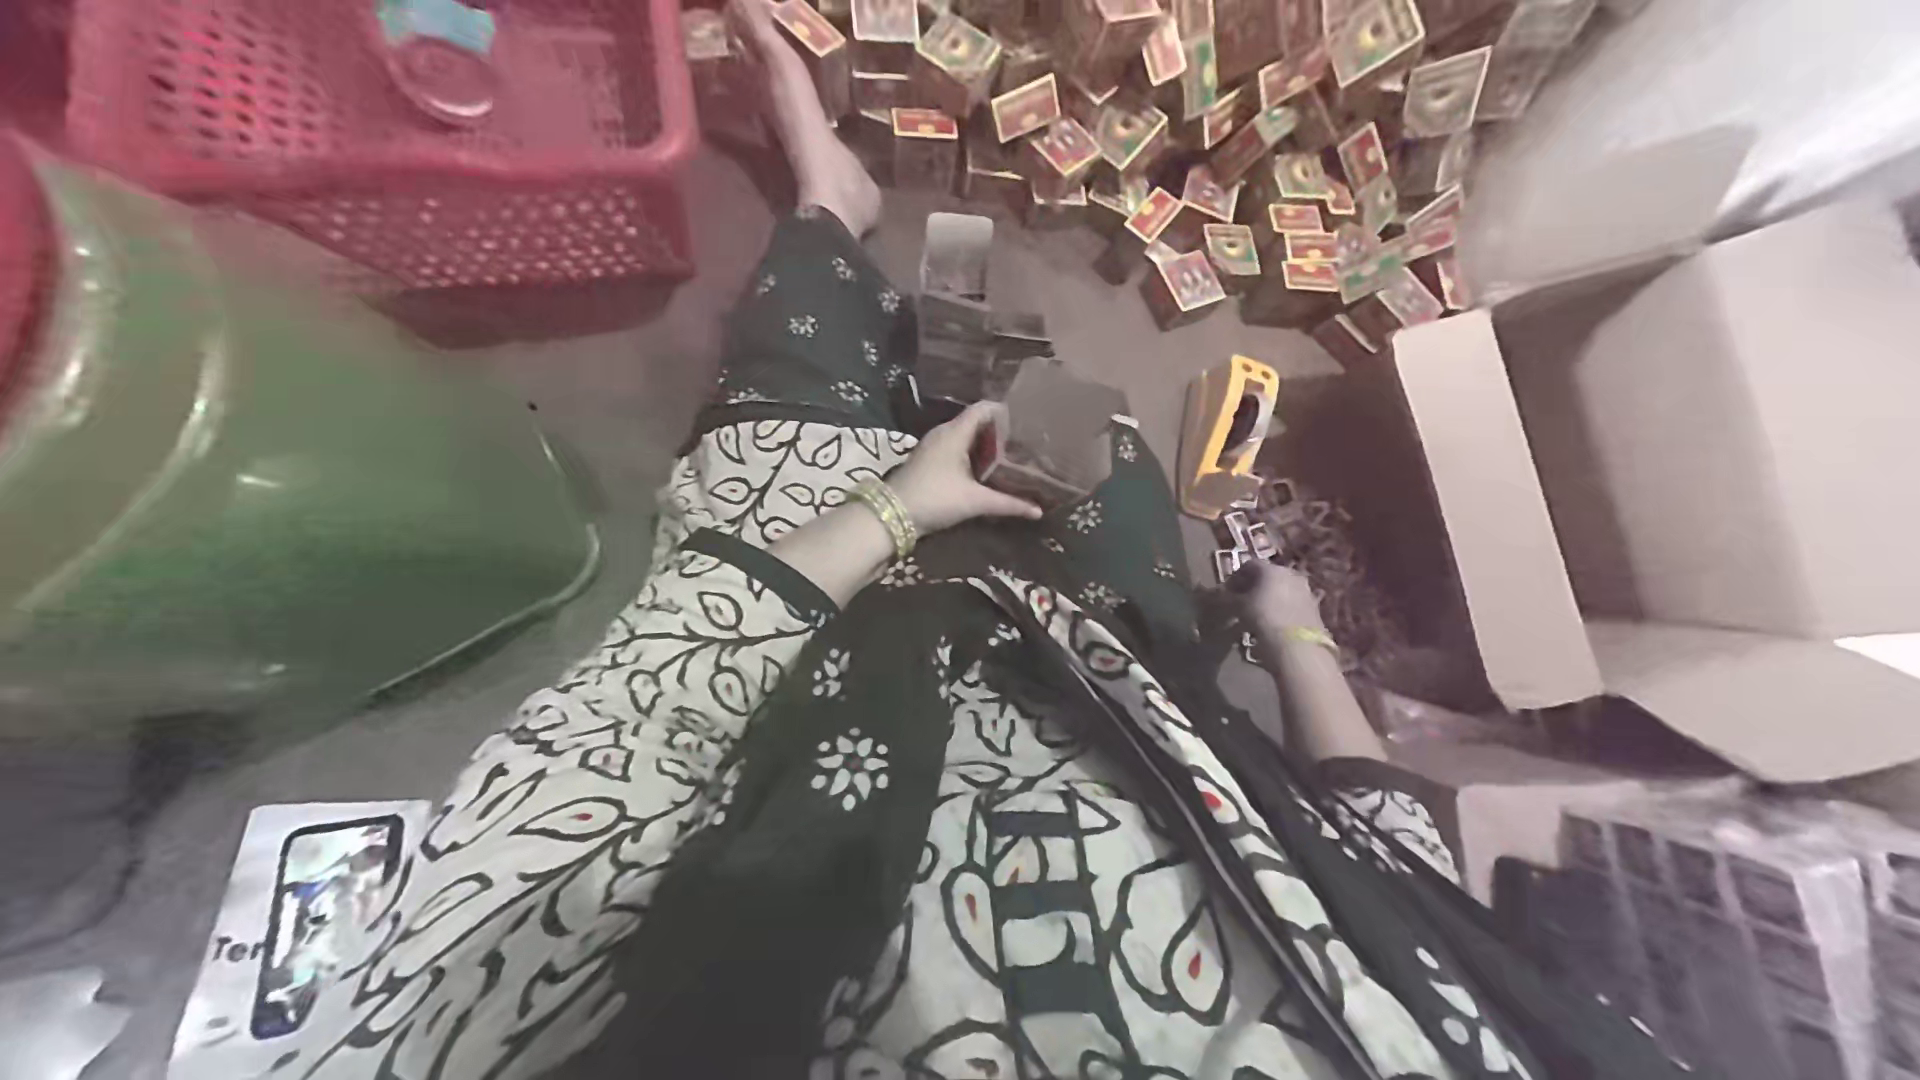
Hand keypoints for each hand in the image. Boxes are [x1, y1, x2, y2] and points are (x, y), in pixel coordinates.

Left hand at [889, 402, 1044, 534]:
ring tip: (1010, 456)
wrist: (892, 515)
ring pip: (965, 437)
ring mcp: (933, 446)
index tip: (1027, 422)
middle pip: (977, 422)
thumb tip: (1039, 511)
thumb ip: (1009, 503)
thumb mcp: (975, 501)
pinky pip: (956, 448)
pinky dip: (972, 455)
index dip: (1006, 411)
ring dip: (985, 445)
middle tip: (1025, 442)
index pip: (985, 408)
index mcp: (955, 432)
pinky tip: (985, 471)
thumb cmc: (936, 499)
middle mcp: (943, 433)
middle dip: (1000, 431)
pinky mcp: (928, 461)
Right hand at [1229, 560, 1326, 635]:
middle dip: (1254, 585)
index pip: (1249, 565)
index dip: (1236, 577)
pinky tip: (1275, 619)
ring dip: (1269, 596)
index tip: (1227, 591)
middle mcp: (1291, 574)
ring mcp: (1305, 589)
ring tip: (1258, 612)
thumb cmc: (1262, 617)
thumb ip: (1228, 597)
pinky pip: (1293, 601)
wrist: (1296, 643)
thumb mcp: (1237, 606)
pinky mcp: (1315, 606)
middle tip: (1242, 600)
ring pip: (1282, 588)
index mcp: (1271, 569)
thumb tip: (1220, 594)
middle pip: (1268, 575)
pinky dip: (1282, 606)